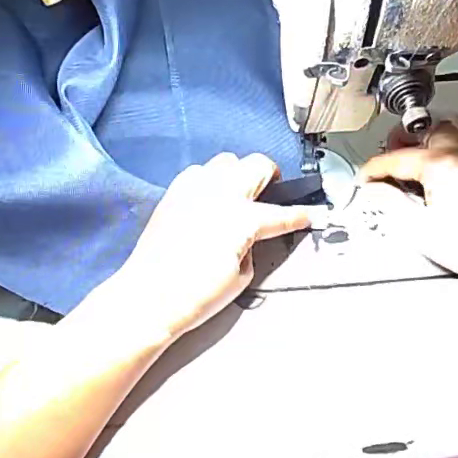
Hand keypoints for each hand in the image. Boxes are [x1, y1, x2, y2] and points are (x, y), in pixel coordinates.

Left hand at [81, 152, 310, 345]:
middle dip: (271, 177)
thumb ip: (252, 246)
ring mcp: (195, 190)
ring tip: (240, 192)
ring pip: (227, 161)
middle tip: (273, 191)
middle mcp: (220, 195)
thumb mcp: (242, 276)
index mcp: (243, 218)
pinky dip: (210, 180)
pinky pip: (198, 173)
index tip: (307, 215)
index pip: (282, 214)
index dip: (300, 216)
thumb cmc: (193, 293)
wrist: (150, 296)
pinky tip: (210, 198)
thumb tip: (250, 237)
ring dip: (239, 173)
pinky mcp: (174, 193)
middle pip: (257, 165)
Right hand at [357, 120, 457, 297]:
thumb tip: (373, 190)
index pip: (394, 157)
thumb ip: (388, 201)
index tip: (363, 180)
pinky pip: (456, 142)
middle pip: (420, 130)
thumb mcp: (416, 225)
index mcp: (440, 162)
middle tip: (383, 164)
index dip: (373, 170)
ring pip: (442, 129)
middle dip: (397, 144)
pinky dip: (437, 148)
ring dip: (420, 140)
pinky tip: (428, 171)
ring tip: (405, 159)